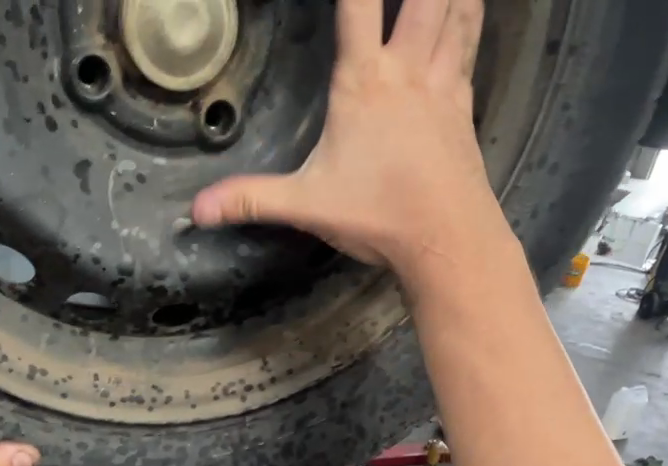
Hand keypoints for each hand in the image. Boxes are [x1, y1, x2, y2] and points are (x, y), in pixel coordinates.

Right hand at [190, 0, 499, 276]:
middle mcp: (408, 70)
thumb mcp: (306, 206)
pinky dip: (469, 16)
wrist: (448, 239)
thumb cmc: (379, 217)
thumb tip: (198, 209)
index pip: (357, 3)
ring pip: (456, 8)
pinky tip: (468, 9)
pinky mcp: (464, 105)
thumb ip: (252, 199)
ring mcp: (443, 83)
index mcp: (364, 83)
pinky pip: (470, 43)